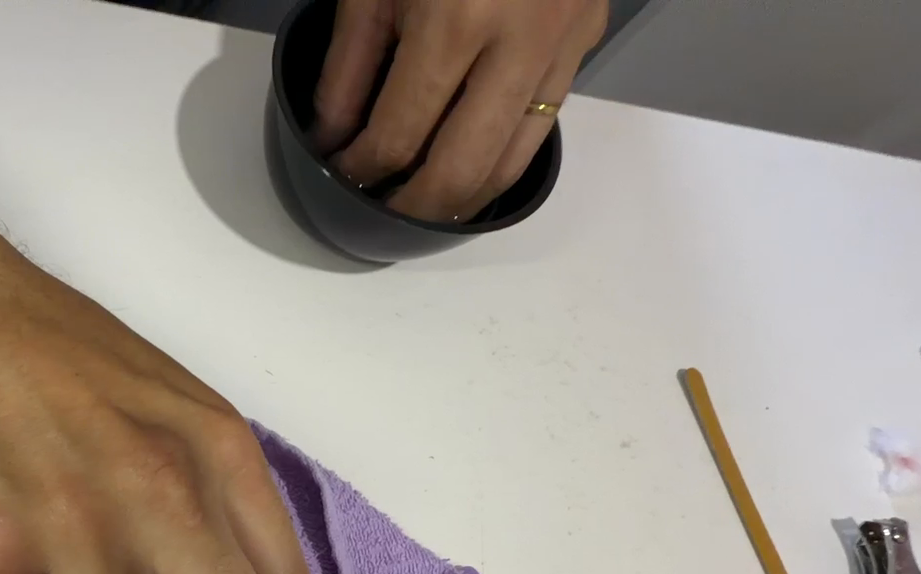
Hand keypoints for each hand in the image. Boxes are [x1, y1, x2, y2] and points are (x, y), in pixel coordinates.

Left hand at [310, 0, 607, 221]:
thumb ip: (346, 74)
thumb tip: (331, 144)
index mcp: (459, 19)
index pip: (397, 140)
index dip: (359, 170)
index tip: (342, 172)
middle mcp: (523, 38)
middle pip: (459, 170)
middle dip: (410, 206)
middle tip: (380, 207)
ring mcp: (566, 40)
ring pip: (509, 164)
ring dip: (457, 200)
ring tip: (417, 202)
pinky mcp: (589, 38)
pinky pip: (540, 128)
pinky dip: (496, 162)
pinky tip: (464, 166)